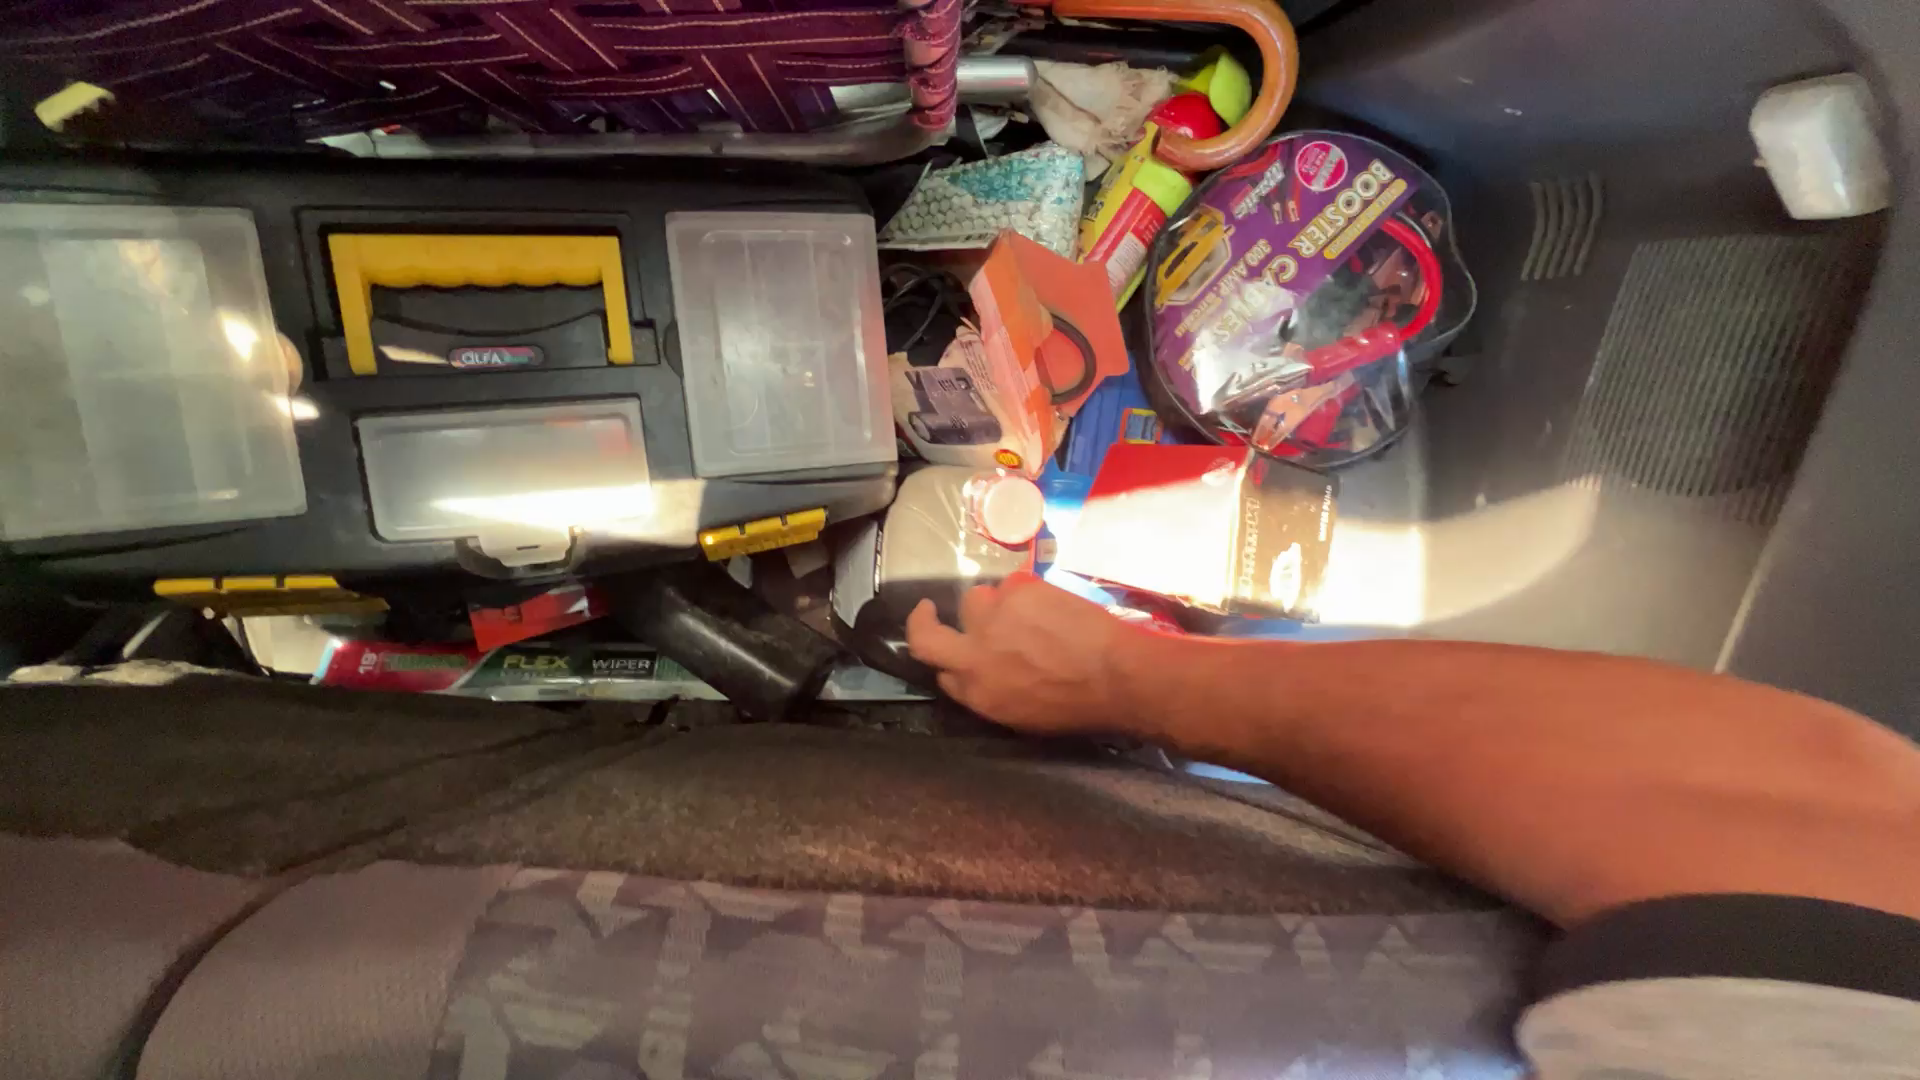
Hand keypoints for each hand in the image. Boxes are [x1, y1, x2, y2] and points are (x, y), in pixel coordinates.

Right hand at [905, 573, 1154, 735]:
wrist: (1115, 675)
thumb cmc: (1076, 706)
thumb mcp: (1020, 716)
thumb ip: (987, 690)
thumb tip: (976, 671)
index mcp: (975, 691)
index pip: (937, 667)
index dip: (944, 655)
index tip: (950, 644)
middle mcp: (972, 654)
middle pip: (925, 633)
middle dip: (921, 619)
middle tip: (927, 608)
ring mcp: (992, 618)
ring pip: (977, 599)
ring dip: (994, 605)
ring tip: (1029, 613)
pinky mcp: (1016, 591)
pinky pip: (1012, 585)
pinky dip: (1028, 594)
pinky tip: (1053, 606)